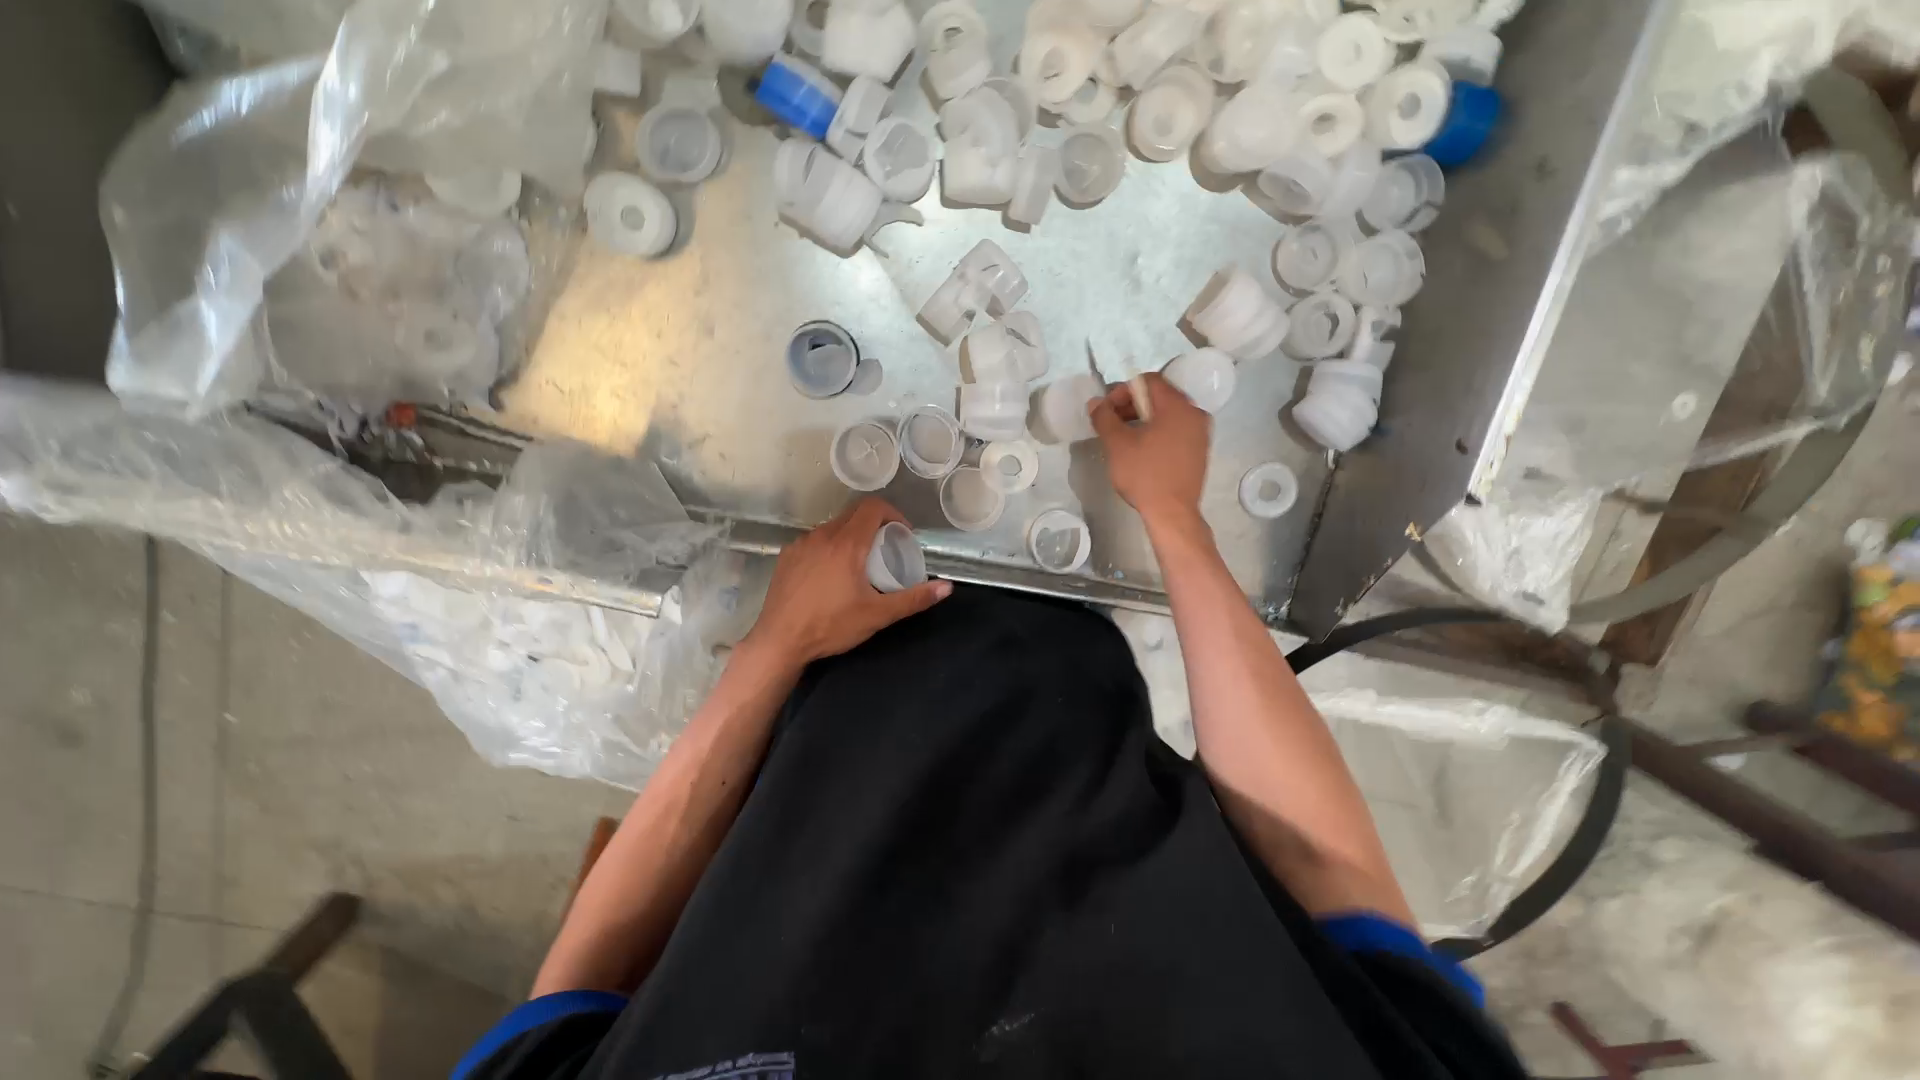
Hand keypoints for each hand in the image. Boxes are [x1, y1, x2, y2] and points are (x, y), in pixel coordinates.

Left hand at [740, 497, 951, 670]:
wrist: (779, 641)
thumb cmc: (830, 626)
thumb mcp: (878, 615)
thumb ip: (913, 599)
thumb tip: (947, 587)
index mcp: (847, 543)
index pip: (873, 507)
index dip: (893, 513)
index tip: (902, 534)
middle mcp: (822, 536)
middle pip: (853, 514)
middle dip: (874, 525)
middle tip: (886, 549)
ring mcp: (801, 544)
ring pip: (833, 527)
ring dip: (851, 536)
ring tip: (860, 563)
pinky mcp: (786, 556)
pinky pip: (815, 541)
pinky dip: (830, 548)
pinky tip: (832, 575)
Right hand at [1089, 373, 1210, 533]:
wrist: (1172, 513)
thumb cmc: (1144, 475)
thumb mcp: (1117, 444)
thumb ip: (1104, 417)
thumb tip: (1096, 403)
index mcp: (1177, 406)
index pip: (1149, 381)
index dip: (1123, 390)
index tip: (1107, 411)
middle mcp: (1195, 413)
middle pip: (1160, 396)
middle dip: (1133, 404)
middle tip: (1113, 423)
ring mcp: (1201, 433)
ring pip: (1169, 414)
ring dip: (1145, 418)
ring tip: (1125, 437)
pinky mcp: (1200, 450)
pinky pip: (1177, 429)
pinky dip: (1159, 431)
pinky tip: (1144, 450)